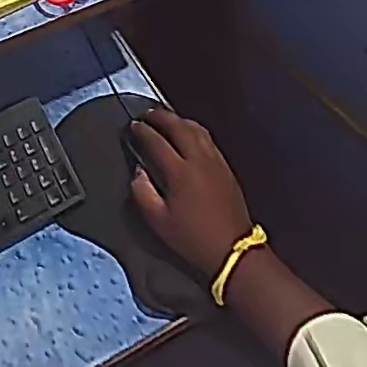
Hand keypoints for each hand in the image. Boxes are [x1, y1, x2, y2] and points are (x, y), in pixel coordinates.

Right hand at [128, 108, 253, 278]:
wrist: (234, 252)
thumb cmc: (192, 238)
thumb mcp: (158, 221)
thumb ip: (142, 192)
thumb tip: (138, 171)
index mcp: (179, 172)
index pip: (156, 141)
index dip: (141, 130)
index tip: (132, 126)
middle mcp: (198, 160)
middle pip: (178, 126)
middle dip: (160, 116)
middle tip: (146, 114)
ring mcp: (215, 162)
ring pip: (196, 129)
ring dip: (178, 119)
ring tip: (165, 119)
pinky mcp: (226, 167)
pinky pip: (208, 138)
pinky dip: (193, 129)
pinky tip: (187, 132)